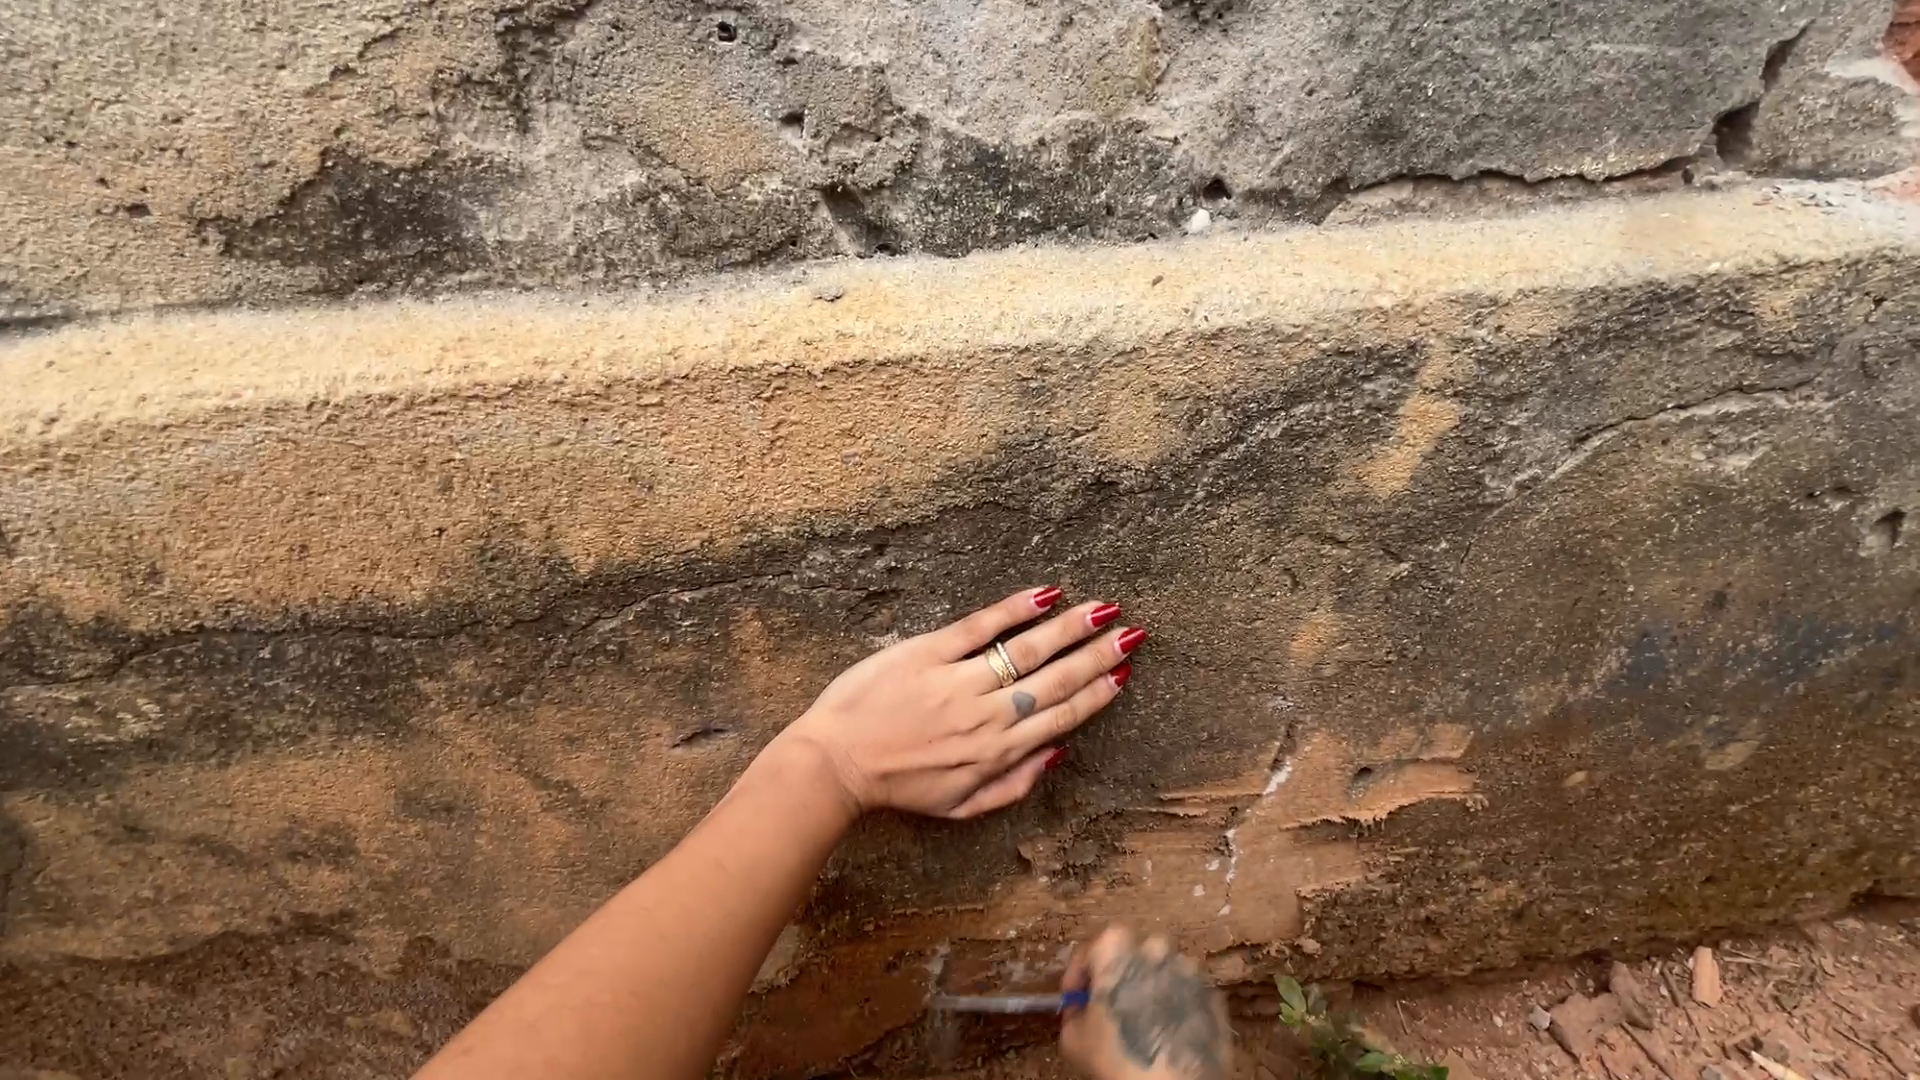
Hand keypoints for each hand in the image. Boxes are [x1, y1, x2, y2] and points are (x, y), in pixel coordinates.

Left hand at [776, 587, 1142, 818]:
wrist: (836, 764)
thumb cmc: (898, 786)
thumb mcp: (960, 807)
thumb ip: (1013, 786)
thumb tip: (1057, 755)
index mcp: (998, 752)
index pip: (1061, 715)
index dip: (1097, 693)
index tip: (1122, 671)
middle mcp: (988, 715)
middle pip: (1055, 679)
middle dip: (1097, 654)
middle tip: (1130, 632)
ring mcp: (959, 681)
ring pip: (1027, 650)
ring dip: (1070, 628)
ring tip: (1101, 609)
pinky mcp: (928, 653)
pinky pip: (979, 627)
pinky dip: (1014, 609)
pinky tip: (1045, 593)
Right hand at [1061, 926, 1229, 1079]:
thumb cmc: (1118, 1054)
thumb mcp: (1073, 1037)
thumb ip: (1072, 1012)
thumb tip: (1080, 1009)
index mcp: (1116, 945)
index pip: (1088, 950)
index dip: (1078, 975)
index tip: (1075, 998)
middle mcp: (1153, 945)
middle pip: (1128, 953)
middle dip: (1117, 975)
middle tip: (1109, 1006)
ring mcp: (1187, 968)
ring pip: (1160, 970)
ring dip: (1149, 988)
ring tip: (1142, 1022)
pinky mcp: (1212, 994)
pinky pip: (1185, 993)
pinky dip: (1175, 1006)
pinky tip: (1166, 1032)